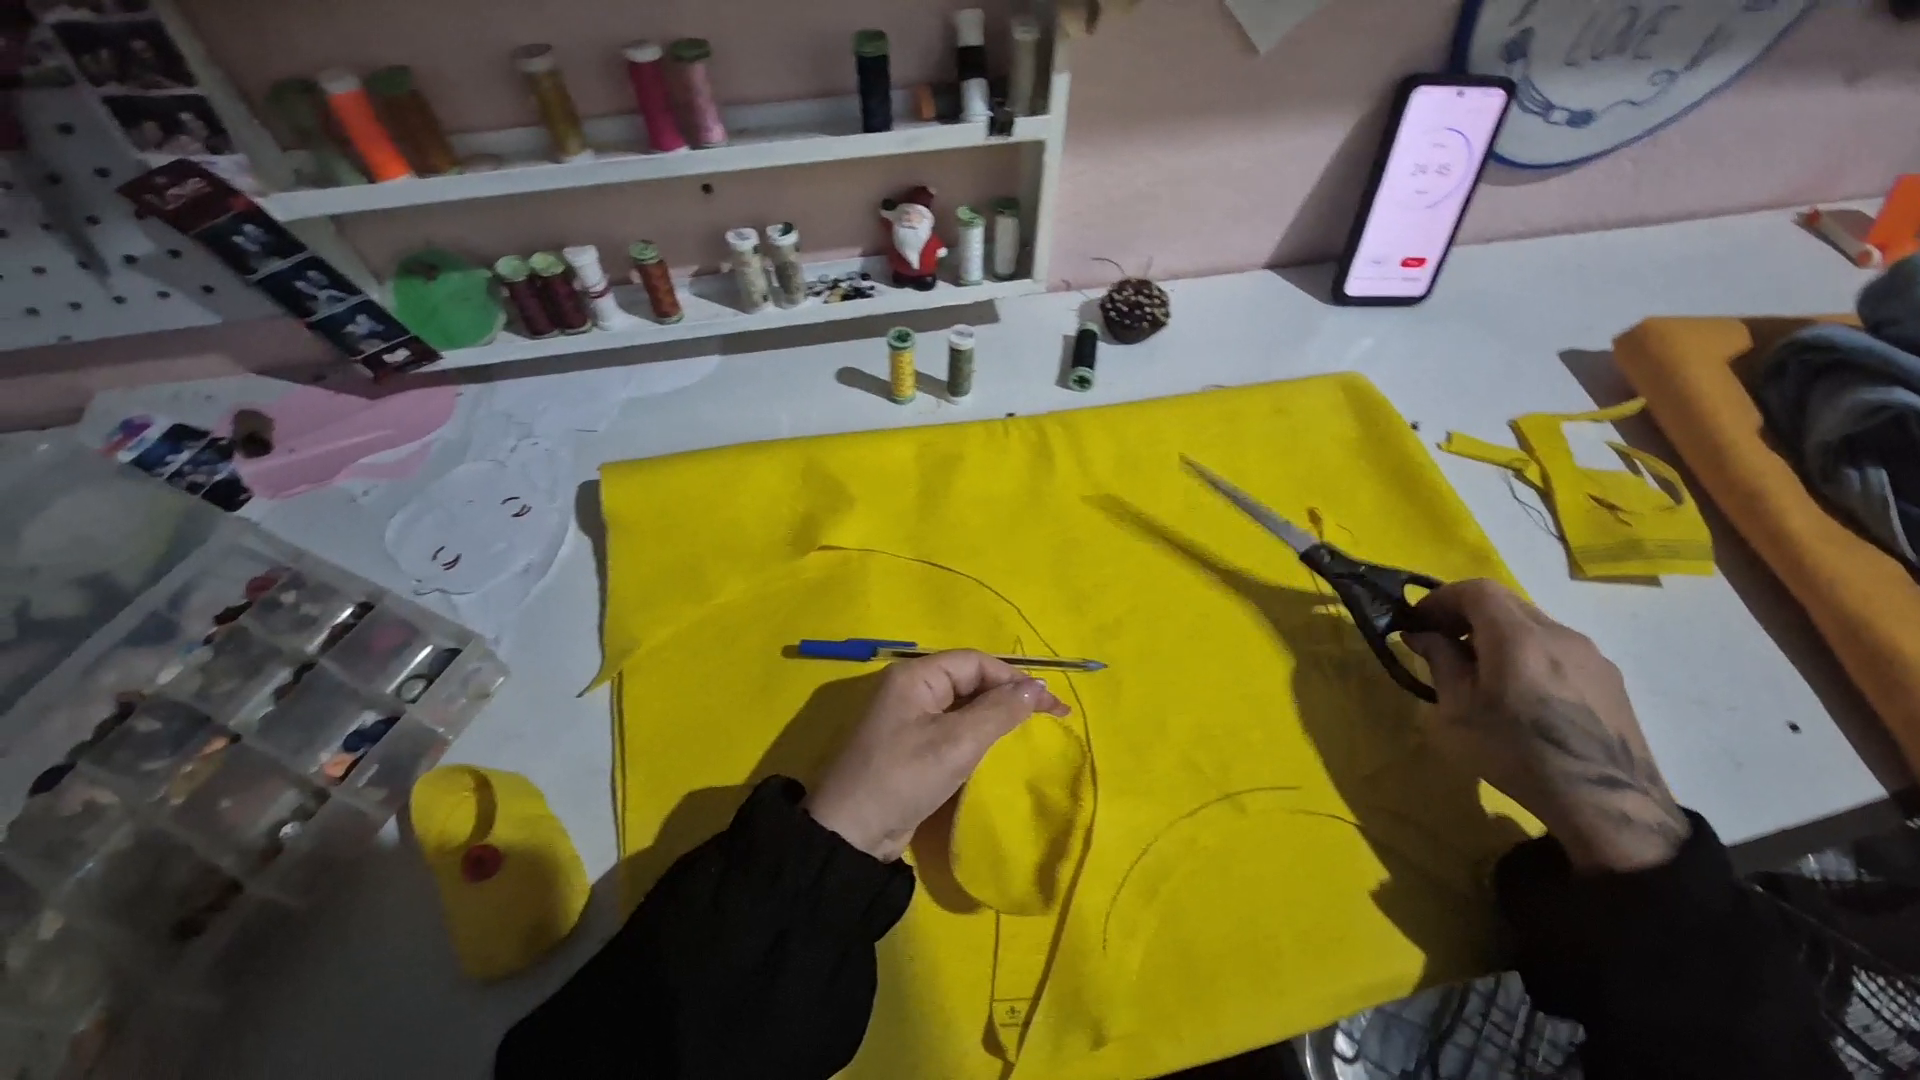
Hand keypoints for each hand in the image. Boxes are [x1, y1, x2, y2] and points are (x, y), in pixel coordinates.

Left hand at [803, 651, 1070, 861]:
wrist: (851, 833)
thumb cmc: (904, 776)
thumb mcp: (957, 742)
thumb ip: (999, 711)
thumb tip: (1036, 687)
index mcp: (915, 676)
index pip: (976, 662)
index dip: (1015, 678)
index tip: (1051, 704)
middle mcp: (910, 690)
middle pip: (969, 680)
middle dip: (1008, 695)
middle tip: (1048, 717)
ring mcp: (907, 719)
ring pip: (962, 706)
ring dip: (995, 716)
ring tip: (1029, 732)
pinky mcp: (908, 747)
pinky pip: (950, 729)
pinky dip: (977, 735)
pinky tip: (997, 749)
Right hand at [1404, 580, 1689, 872]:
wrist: (1605, 802)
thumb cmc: (1516, 754)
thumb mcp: (1458, 712)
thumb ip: (1440, 663)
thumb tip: (1423, 635)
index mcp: (1517, 637)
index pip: (1475, 589)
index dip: (1440, 598)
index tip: (1418, 621)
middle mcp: (1558, 633)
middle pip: (1506, 602)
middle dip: (1467, 614)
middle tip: (1442, 642)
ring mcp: (1591, 655)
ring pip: (1534, 624)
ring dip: (1499, 634)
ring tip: (1482, 671)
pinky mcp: (1610, 678)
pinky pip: (1558, 648)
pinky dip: (1529, 653)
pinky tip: (1524, 693)